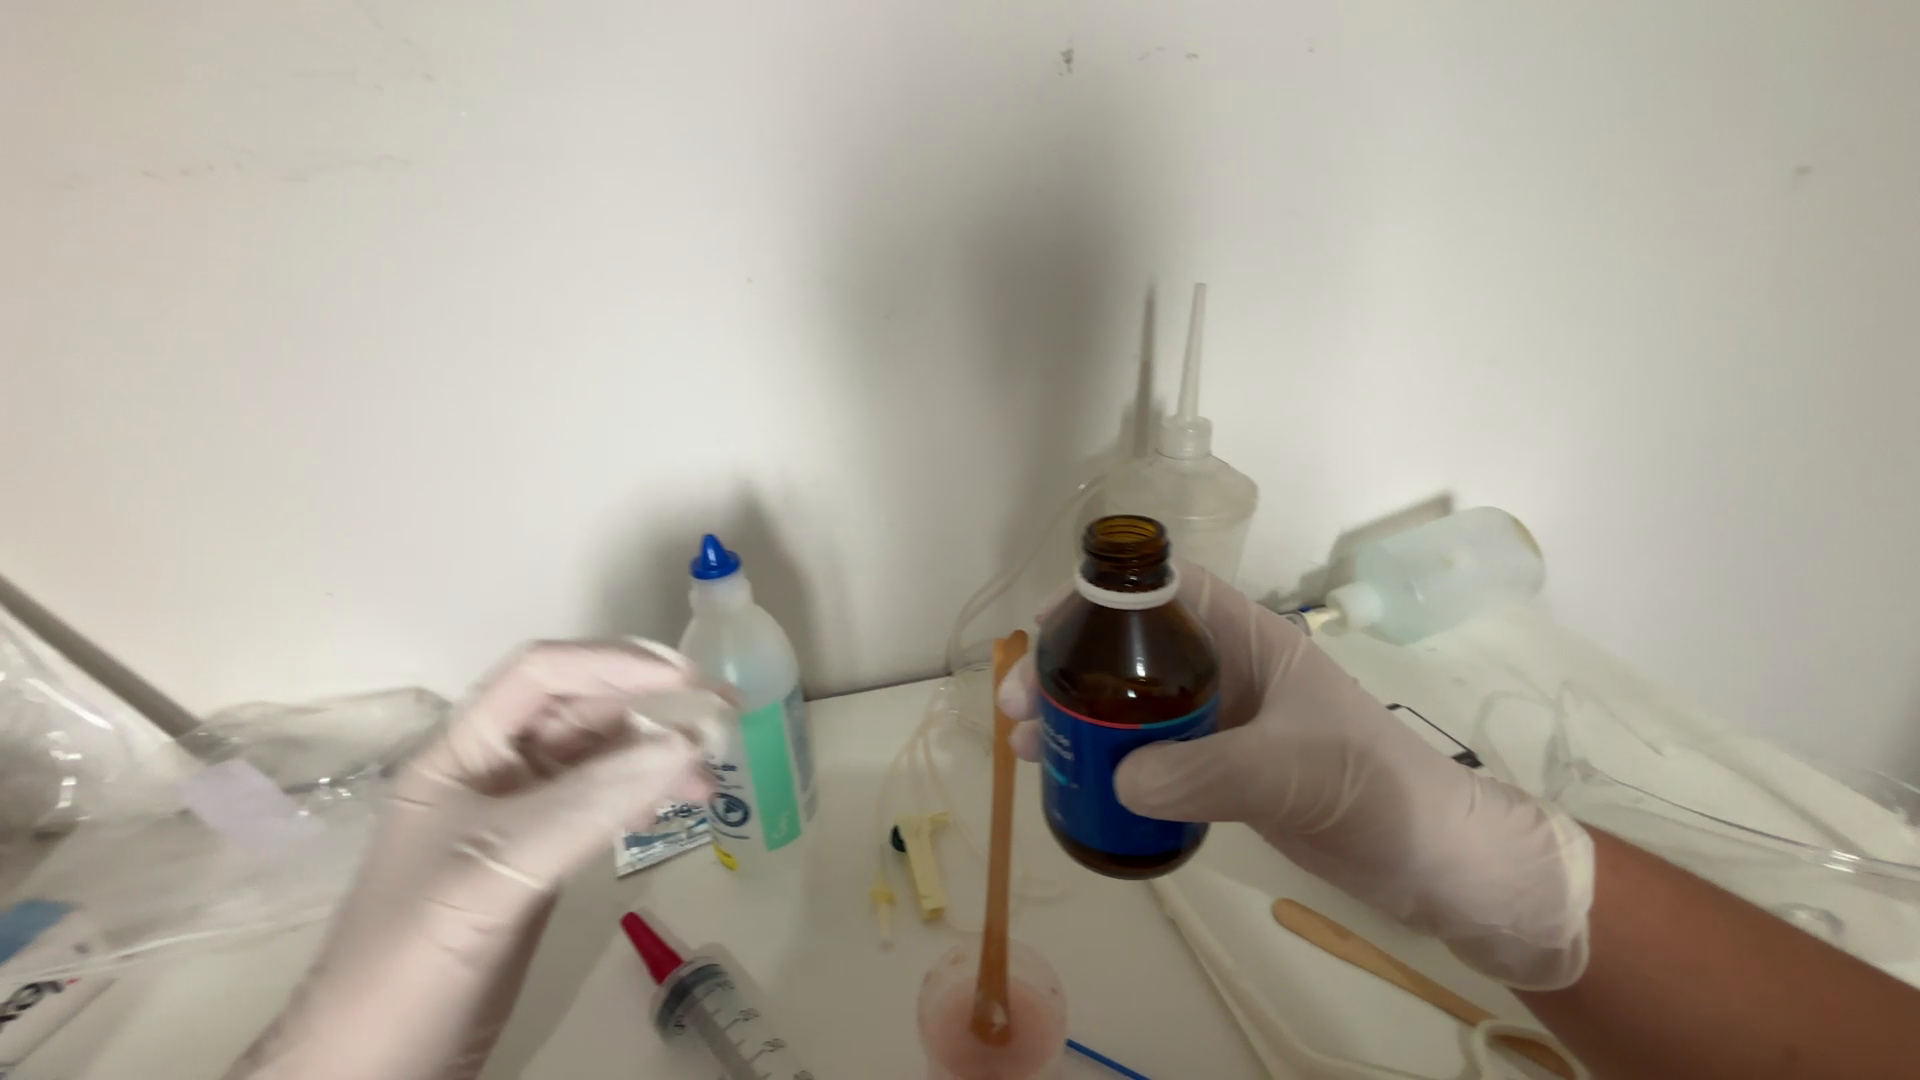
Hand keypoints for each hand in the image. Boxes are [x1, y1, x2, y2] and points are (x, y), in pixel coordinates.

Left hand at [228, 640, 724, 1079]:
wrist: (375, 1069)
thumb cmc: (410, 959)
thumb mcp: (496, 872)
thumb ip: (589, 804)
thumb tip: (687, 744)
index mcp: (462, 752)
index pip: (541, 674)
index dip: (614, 662)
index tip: (688, 679)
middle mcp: (495, 768)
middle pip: (581, 707)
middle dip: (651, 701)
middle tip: (723, 712)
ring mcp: (522, 811)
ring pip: (602, 753)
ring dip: (659, 752)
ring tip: (710, 777)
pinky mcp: (545, 851)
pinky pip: (608, 799)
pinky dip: (650, 792)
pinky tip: (684, 802)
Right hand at [1001, 565, 1594, 988]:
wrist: (1436, 865)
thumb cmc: (1380, 793)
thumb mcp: (1296, 772)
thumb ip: (1209, 773)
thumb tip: (1117, 781)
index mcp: (1249, 640)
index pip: (1165, 590)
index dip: (1101, 596)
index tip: (1045, 628)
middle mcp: (1227, 670)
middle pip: (1131, 648)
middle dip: (1069, 667)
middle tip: (1020, 705)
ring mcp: (1220, 720)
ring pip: (1131, 702)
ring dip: (1077, 716)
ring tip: (1027, 745)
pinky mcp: (1217, 767)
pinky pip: (1147, 750)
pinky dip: (1106, 757)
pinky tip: (1075, 779)